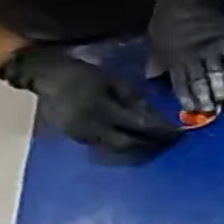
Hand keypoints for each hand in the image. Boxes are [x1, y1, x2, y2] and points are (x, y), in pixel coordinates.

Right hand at [0, 45, 183, 154]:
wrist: (44, 76)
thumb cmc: (83, 74)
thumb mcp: (112, 81)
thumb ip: (135, 100)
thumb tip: (157, 118)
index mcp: (103, 109)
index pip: (139, 126)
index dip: (161, 132)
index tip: (179, 133)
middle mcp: (93, 127)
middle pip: (130, 144)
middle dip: (153, 144)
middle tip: (171, 142)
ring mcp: (83, 136)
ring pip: (118, 149)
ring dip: (140, 148)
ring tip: (157, 143)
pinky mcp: (77, 139)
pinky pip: (106, 146)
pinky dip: (124, 146)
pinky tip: (135, 142)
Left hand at [148, 0, 223, 113]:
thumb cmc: (169, 20)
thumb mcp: (156, 40)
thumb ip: (157, 61)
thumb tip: (152, 77)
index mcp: (175, 59)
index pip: (181, 85)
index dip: (186, 98)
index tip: (191, 109)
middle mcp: (193, 58)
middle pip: (200, 82)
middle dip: (205, 98)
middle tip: (210, 110)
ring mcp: (211, 50)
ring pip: (217, 74)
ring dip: (221, 89)